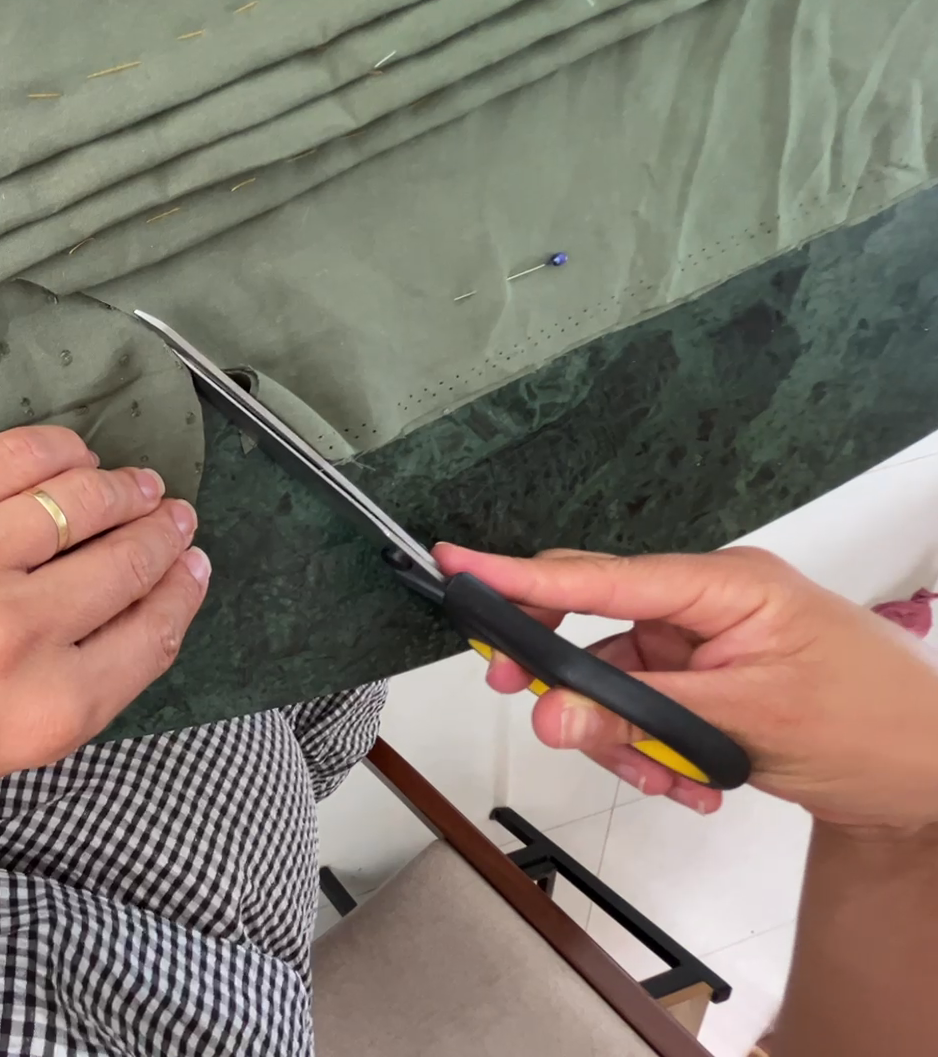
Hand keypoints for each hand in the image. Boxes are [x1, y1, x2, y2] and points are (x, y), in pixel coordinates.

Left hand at [0, 426, 209, 813]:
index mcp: (43, 711)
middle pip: (124, 562)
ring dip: (125, 489)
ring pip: (81, 500)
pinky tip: (78, 455)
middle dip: (163, 535)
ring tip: (141, 485)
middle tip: (176, 517)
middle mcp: (16, 631)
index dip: (181, 594)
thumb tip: (134, 614)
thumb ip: (73, 694)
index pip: (148, 635)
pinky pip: (17, 456)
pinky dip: (61, 450)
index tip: (193, 567)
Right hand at [434, 544, 937, 830]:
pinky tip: (679, 778)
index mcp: (721, 585)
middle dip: (558, 669)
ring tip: (658, 776)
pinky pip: (627, 700)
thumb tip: (547, 713)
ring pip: (600, 672)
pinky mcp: (689, 673)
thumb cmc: (887, 735)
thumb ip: (633, 715)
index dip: (515, 572)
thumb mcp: (746, 726)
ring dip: (613, 728)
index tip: (452, 562)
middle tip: (521, 694)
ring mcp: (691, 638)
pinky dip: (638, 743)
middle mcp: (697, 601)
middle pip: (584, 618)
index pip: (596, 577)